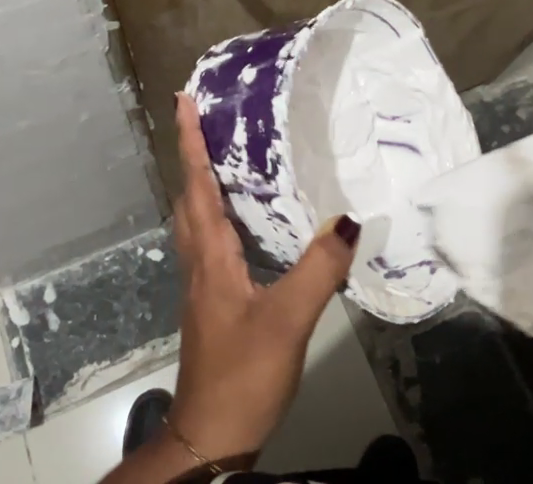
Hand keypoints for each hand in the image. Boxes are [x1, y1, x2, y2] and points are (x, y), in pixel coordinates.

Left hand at [165, 91, 358, 462]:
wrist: (210, 433)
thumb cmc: (243, 373)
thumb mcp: (288, 320)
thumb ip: (317, 269)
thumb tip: (348, 218)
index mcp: (210, 256)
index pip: (197, 185)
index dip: (190, 141)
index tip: (184, 99)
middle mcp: (199, 261)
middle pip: (188, 195)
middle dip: (192, 154)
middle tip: (206, 119)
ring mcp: (202, 284)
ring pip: (194, 218)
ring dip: (201, 182)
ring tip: (222, 157)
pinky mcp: (212, 302)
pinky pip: (208, 241)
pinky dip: (215, 214)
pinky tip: (241, 223)